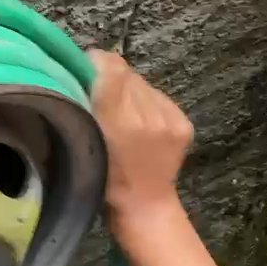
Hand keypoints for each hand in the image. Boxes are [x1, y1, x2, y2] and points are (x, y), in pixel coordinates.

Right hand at [87, 49, 193, 220]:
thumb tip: (88, 63)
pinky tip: (140, 120)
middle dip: (111, 77)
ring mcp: (169, 120)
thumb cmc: (102, 175)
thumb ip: (85, 102)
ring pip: (143, 84)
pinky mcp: (183, 123)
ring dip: (129, 90)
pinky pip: (159, 96)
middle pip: (127, 74)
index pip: (111, 69)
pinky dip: (146, 101)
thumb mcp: (83, 139)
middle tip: (99, 94)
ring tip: (121, 111)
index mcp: (117, 123)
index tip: (84, 66)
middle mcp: (147, 117)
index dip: (96, 61)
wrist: (144, 204)